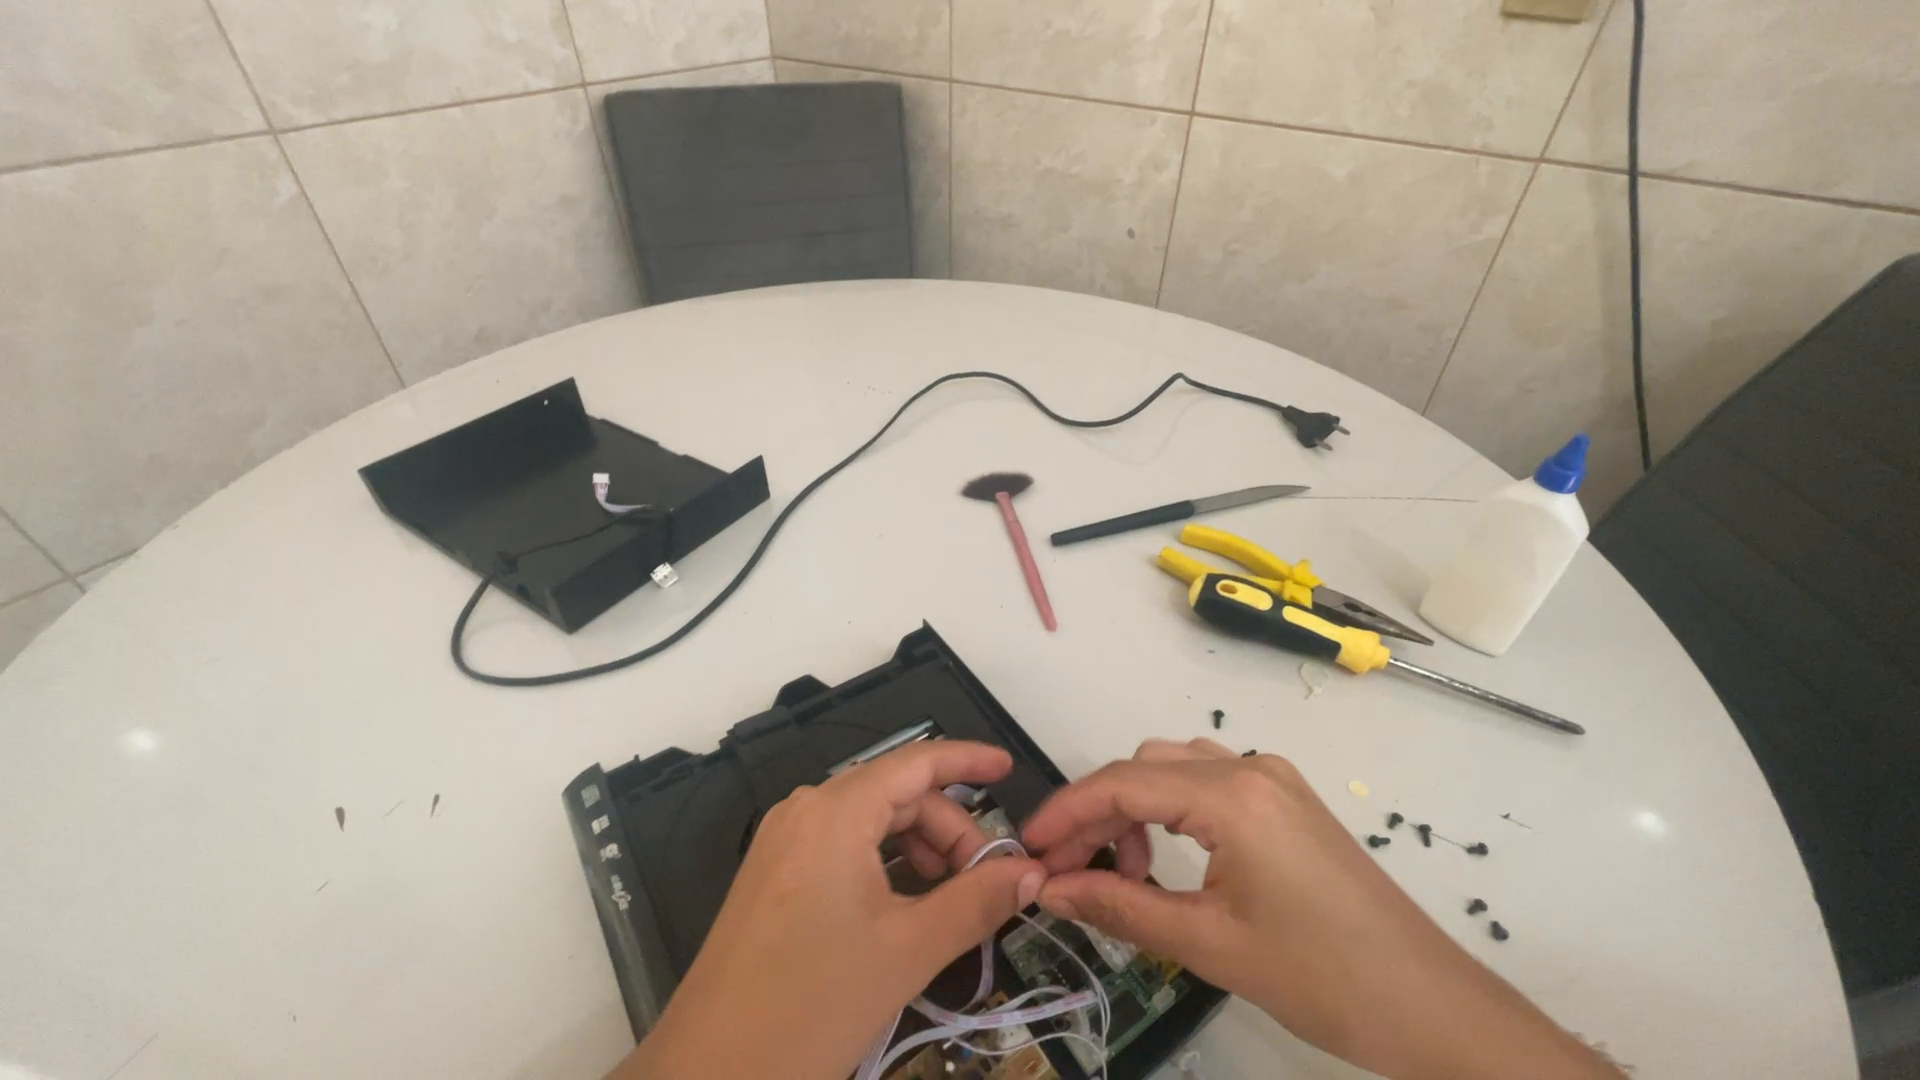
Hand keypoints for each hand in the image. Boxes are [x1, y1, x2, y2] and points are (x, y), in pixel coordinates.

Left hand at [616, 740, 1044, 1079]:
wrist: (709, 1071)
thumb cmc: (814, 1002)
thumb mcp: (909, 951)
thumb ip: (977, 902)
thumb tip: (1031, 872)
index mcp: (836, 811)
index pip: (916, 762)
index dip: (967, 759)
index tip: (1008, 768)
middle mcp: (806, 810)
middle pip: (897, 795)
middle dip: (949, 830)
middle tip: (986, 881)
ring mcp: (784, 841)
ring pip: (871, 823)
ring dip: (919, 850)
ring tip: (950, 900)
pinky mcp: (773, 873)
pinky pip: (843, 846)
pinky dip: (885, 865)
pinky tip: (906, 907)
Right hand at [1021, 738, 1618, 1079]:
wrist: (1431, 1007)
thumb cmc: (1319, 977)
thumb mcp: (1207, 944)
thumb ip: (1118, 908)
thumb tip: (1046, 891)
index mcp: (1231, 794)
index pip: (1122, 784)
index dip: (1065, 813)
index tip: (1025, 848)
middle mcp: (1250, 767)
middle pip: (1144, 768)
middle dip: (1096, 814)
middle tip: (1066, 872)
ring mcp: (1273, 779)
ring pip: (1174, 768)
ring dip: (1133, 809)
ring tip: (1120, 871)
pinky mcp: (1287, 800)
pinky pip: (1208, 781)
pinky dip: (1171, 809)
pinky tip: (1166, 856)